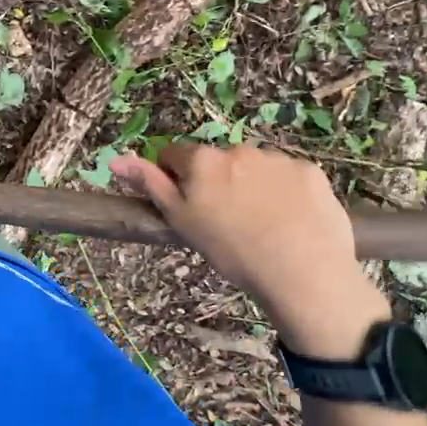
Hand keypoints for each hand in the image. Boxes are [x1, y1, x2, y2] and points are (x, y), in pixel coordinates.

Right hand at [111, 142, 389, 357]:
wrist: (304, 276)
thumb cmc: (232, 251)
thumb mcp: (180, 220)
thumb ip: (150, 183)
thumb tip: (115, 159)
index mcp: (201, 160)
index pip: (173, 156)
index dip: (176, 179)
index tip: (190, 206)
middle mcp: (237, 149)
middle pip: (216, 160)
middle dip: (217, 180)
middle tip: (227, 219)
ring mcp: (277, 159)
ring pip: (253, 166)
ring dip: (250, 183)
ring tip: (263, 222)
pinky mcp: (311, 171)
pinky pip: (288, 174)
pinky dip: (285, 190)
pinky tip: (290, 218)